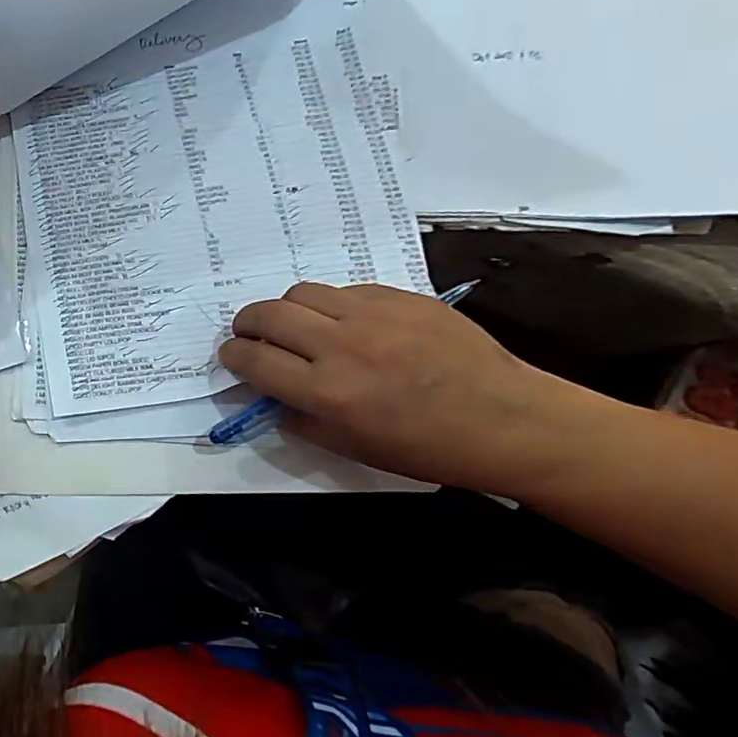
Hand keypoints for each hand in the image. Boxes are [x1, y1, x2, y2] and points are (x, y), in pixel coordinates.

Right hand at [219, 282, 594, 494]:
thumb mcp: (348, 446)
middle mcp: (342, 346)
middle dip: (246, 324)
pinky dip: (331, 305)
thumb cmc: (424, 447)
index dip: (232, 356)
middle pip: (268, 316)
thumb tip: (269, 394)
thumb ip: (298, 417)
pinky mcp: (401, 297)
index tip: (232, 356)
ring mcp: (374, 315)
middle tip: (250, 334)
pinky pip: (346, 289)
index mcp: (327, 392)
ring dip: (286, 310)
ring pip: (302, 293)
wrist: (505, 420)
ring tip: (296, 326)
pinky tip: (346, 323)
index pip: (253, 360)